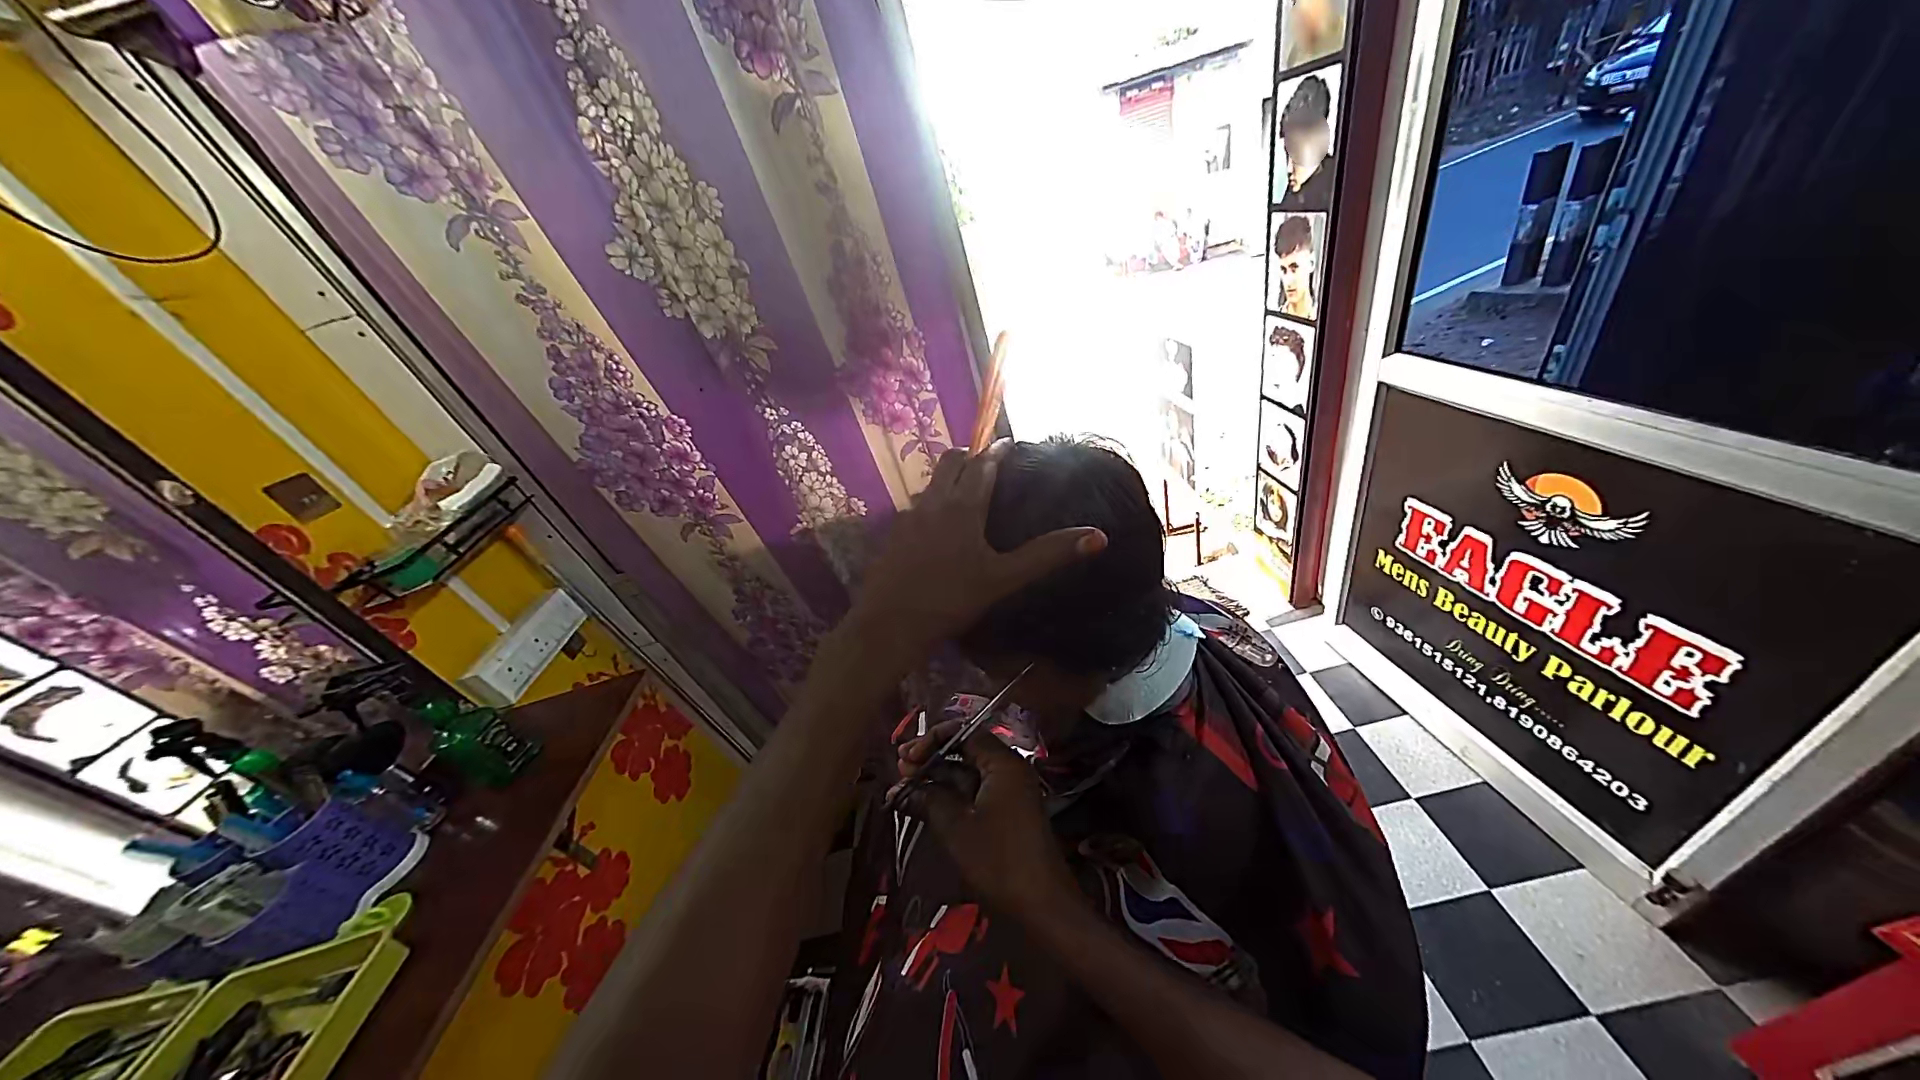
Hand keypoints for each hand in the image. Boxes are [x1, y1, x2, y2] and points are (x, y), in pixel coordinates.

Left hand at [846, 442, 1105, 653]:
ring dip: (949, 477)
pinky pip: (917, 506)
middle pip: (950, 462)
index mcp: (962, 507)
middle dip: (970, 454)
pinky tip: (940, 527)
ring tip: (967, 490)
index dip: (998, 450)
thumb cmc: (951, 599)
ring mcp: (909, 518)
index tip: (1010, 443)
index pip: (982, 464)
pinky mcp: (894, 536)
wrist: (889, 624)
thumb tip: (1098, 537)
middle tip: (988, 461)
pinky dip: (934, 502)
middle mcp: (933, 503)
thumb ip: (1047, 555)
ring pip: (931, 483)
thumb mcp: (1004, 579)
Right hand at [895, 722, 1081, 918]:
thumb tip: (900, 788)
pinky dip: (951, 796)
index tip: (907, 758)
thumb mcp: (956, 827)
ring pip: (968, 774)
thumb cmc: (999, 860)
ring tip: (904, 788)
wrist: (1043, 906)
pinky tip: (924, 806)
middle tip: (900, 769)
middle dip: (931, 758)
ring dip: (937, 779)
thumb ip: (928, 799)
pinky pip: (975, 793)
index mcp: (1003, 764)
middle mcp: (1009, 771)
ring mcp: (1010, 793)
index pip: (964, 732)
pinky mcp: (1008, 814)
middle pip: (966, 751)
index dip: (932, 740)